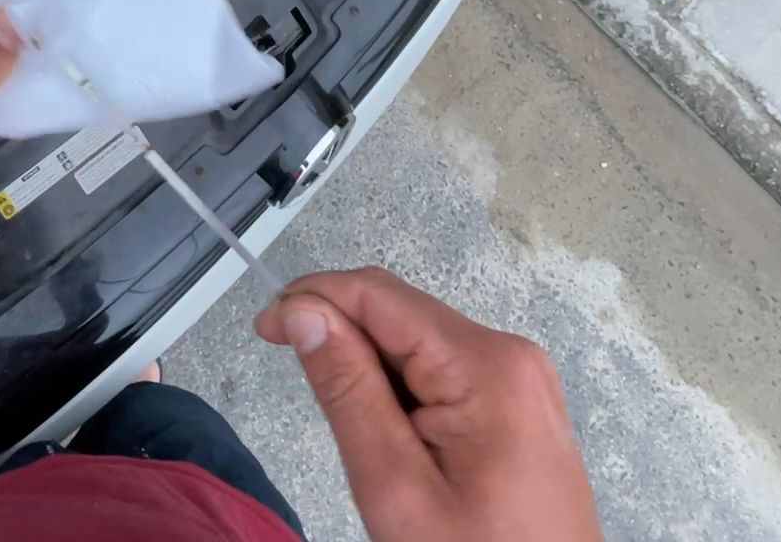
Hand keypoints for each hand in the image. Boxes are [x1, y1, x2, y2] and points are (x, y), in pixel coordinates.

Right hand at [257, 268, 601, 541]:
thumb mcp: (395, 487)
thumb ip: (346, 389)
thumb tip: (301, 310)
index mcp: (483, 364)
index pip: (376, 294)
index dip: (311, 297)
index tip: (265, 330)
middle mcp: (505, 351)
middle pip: (395, 309)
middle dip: (337, 329)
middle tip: (298, 377)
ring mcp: (515, 374)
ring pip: (410, 336)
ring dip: (364, 360)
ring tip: (352, 423)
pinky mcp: (512, 398)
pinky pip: (434, 363)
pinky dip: (394, 382)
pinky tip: (388, 428)